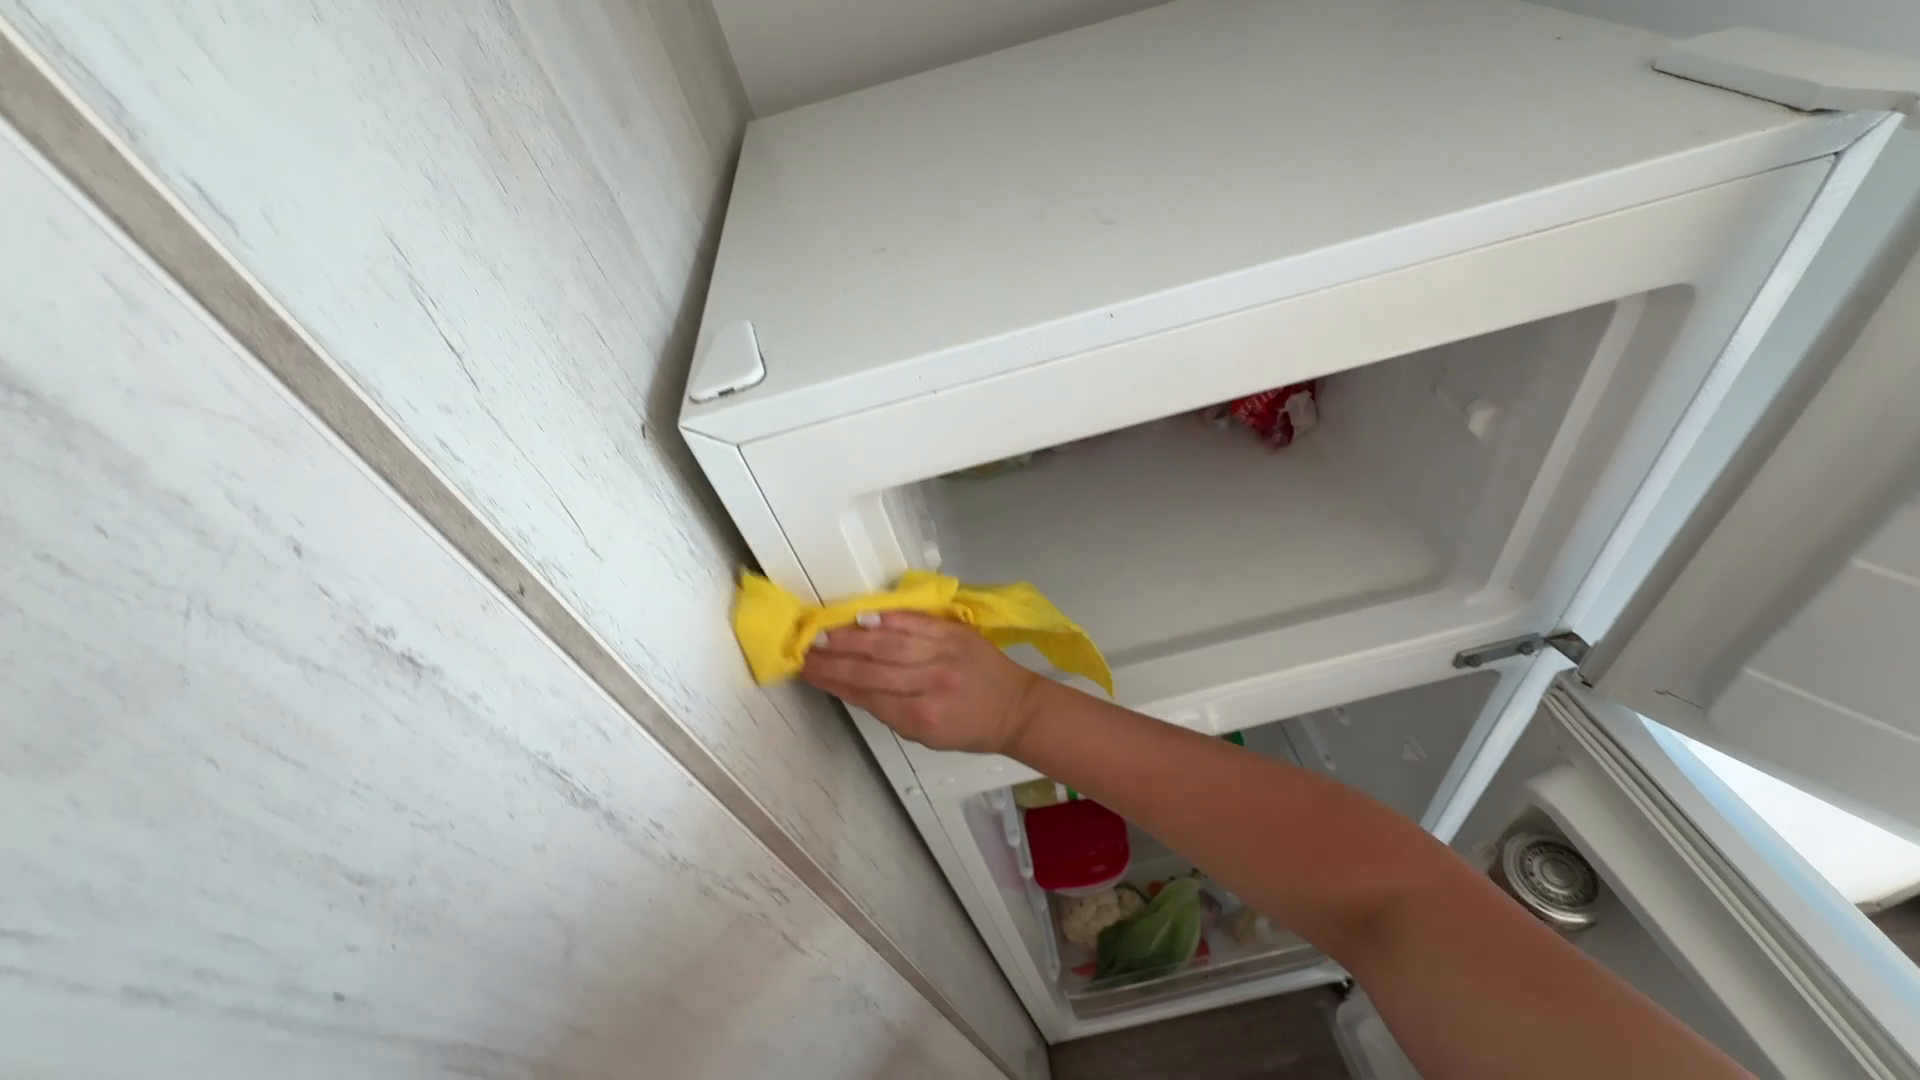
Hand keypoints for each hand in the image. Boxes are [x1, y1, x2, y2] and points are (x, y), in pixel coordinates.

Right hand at [801, 612, 1044, 754]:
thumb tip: (848, 683)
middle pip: (872, 668)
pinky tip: (863, 617)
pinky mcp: (955, 634)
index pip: (867, 696)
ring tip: (824, 633)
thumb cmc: (968, 728)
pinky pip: (915, 623)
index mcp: (922, 718)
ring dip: (852, 637)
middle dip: (834, 658)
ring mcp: (944, 656)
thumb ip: (888, 710)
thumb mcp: (925, 735)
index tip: (807, 670)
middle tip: (806, 650)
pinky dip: (887, 619)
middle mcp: (931, 686)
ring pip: (888, 643)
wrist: (1015, 708)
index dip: (833, 681)